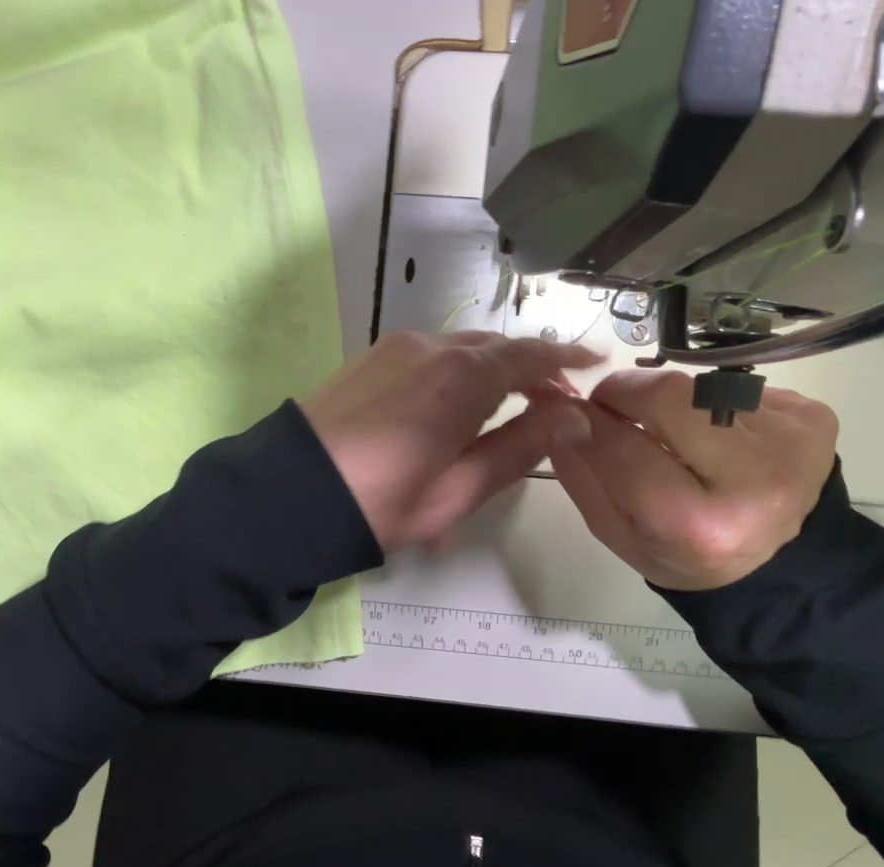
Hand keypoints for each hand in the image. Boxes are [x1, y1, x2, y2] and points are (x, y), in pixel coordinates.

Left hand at [300, 331, 600, 551]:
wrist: (289, 494)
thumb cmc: (381, 501)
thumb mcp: (460, 488)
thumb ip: (522, 446)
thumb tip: (573, 415)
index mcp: (462, 375)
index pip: (531, 355)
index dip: (568, 360)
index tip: (595, 364)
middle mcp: (430, 347)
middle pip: (495, 349)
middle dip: (530, 370)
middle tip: (552, 402)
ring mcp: (393, 349)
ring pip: (459, 351)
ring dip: (490, 373)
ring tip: (504, 409)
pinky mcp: (367, 360)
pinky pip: (426, 358)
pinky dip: (454, 374)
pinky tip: (452, 407)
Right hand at [549, 369, 837, 590]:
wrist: (778, 563)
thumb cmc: (685, 556)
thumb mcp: (620, 535)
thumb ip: (583, 476)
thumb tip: (556, 416)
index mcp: (695, 523)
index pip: (621, 445)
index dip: (587, 420)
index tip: (568, 412)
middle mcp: (753, 477)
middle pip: (667, 394)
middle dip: (625, 391)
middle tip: (609, 404)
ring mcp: (791, 440)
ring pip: (699, 386)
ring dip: (670, 401)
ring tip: (670, 432)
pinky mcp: (812, 416)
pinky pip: (736, 389)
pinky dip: (710, 406)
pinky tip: (715, 436)